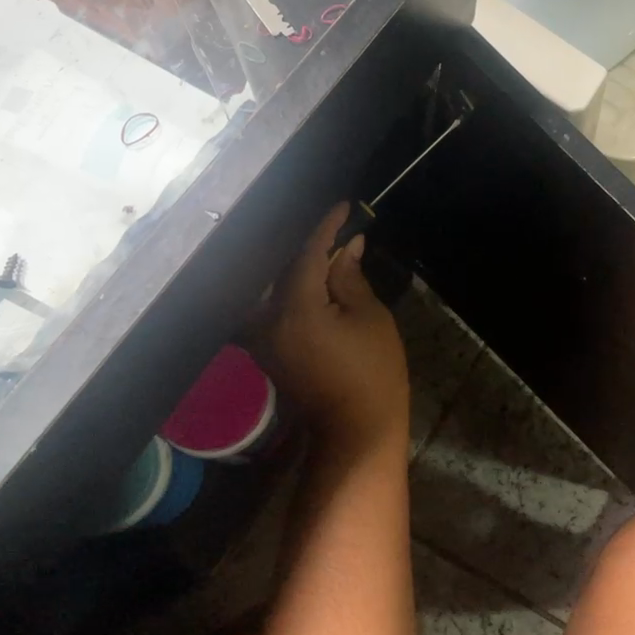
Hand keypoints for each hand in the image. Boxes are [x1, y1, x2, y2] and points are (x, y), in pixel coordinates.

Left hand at [268, 204, 408, 452]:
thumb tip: (348, 246)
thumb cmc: (373, 371)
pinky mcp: (265, 349)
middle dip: (308, 245)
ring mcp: (261, 337)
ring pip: (274, 286)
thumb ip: (350, 277)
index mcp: (296, 309)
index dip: (327, 228)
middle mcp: (267, 319)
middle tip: (334, 225)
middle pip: (283, 267)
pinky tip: (309, 276)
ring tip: (322, 247)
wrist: (355, 427)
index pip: (308, 254)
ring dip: (295, 265)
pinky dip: (288, 287)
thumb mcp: (370, 317)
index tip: (344, 207)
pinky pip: (272, 305)